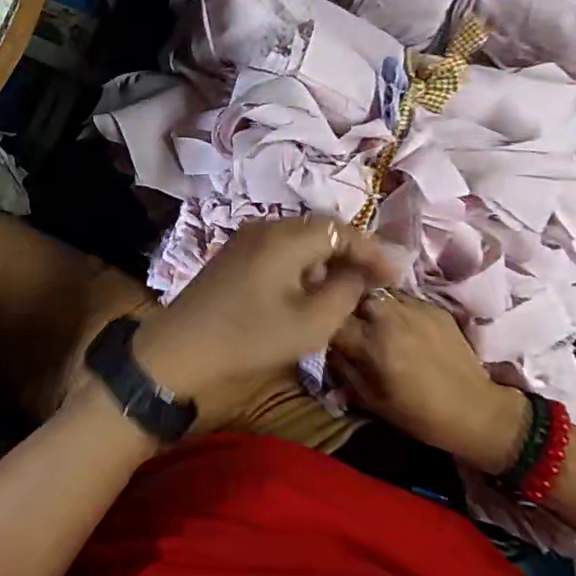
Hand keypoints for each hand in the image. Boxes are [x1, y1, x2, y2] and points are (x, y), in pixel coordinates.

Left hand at [130, 217, 400, 429]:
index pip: (342, 231)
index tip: (395, 274)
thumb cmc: (249, 337)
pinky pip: (280, 247)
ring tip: (344, 284)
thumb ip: (345, 292)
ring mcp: (247, 237)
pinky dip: (303, 262)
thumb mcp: (310, 323)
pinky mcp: (235, 253)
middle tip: (374, 277)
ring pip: (300, 237)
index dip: (372, 251)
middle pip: (321, 228)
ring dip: (326, 257)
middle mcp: (267, 226)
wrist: (180, 348)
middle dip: (351, 251)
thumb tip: (361, 272)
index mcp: (287, 238)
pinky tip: (307, 287)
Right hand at [330, 292, 529, 472]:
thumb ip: (344, 370)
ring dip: (371, 305)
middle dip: (347, 308)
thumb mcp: (371, 400)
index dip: (324, 323)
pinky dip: (396, 308)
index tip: (322, 331)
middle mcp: (389, 318)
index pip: (332, 318)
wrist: (474, 410)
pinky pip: (404, 298)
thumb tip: (329, 349)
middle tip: (350, 326)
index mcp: (371, 344)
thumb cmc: (418, 414)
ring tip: (375, 322)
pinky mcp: (434, 307)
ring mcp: (414, 308)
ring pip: (379, 293)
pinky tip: (402, 325)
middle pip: (354, 296)